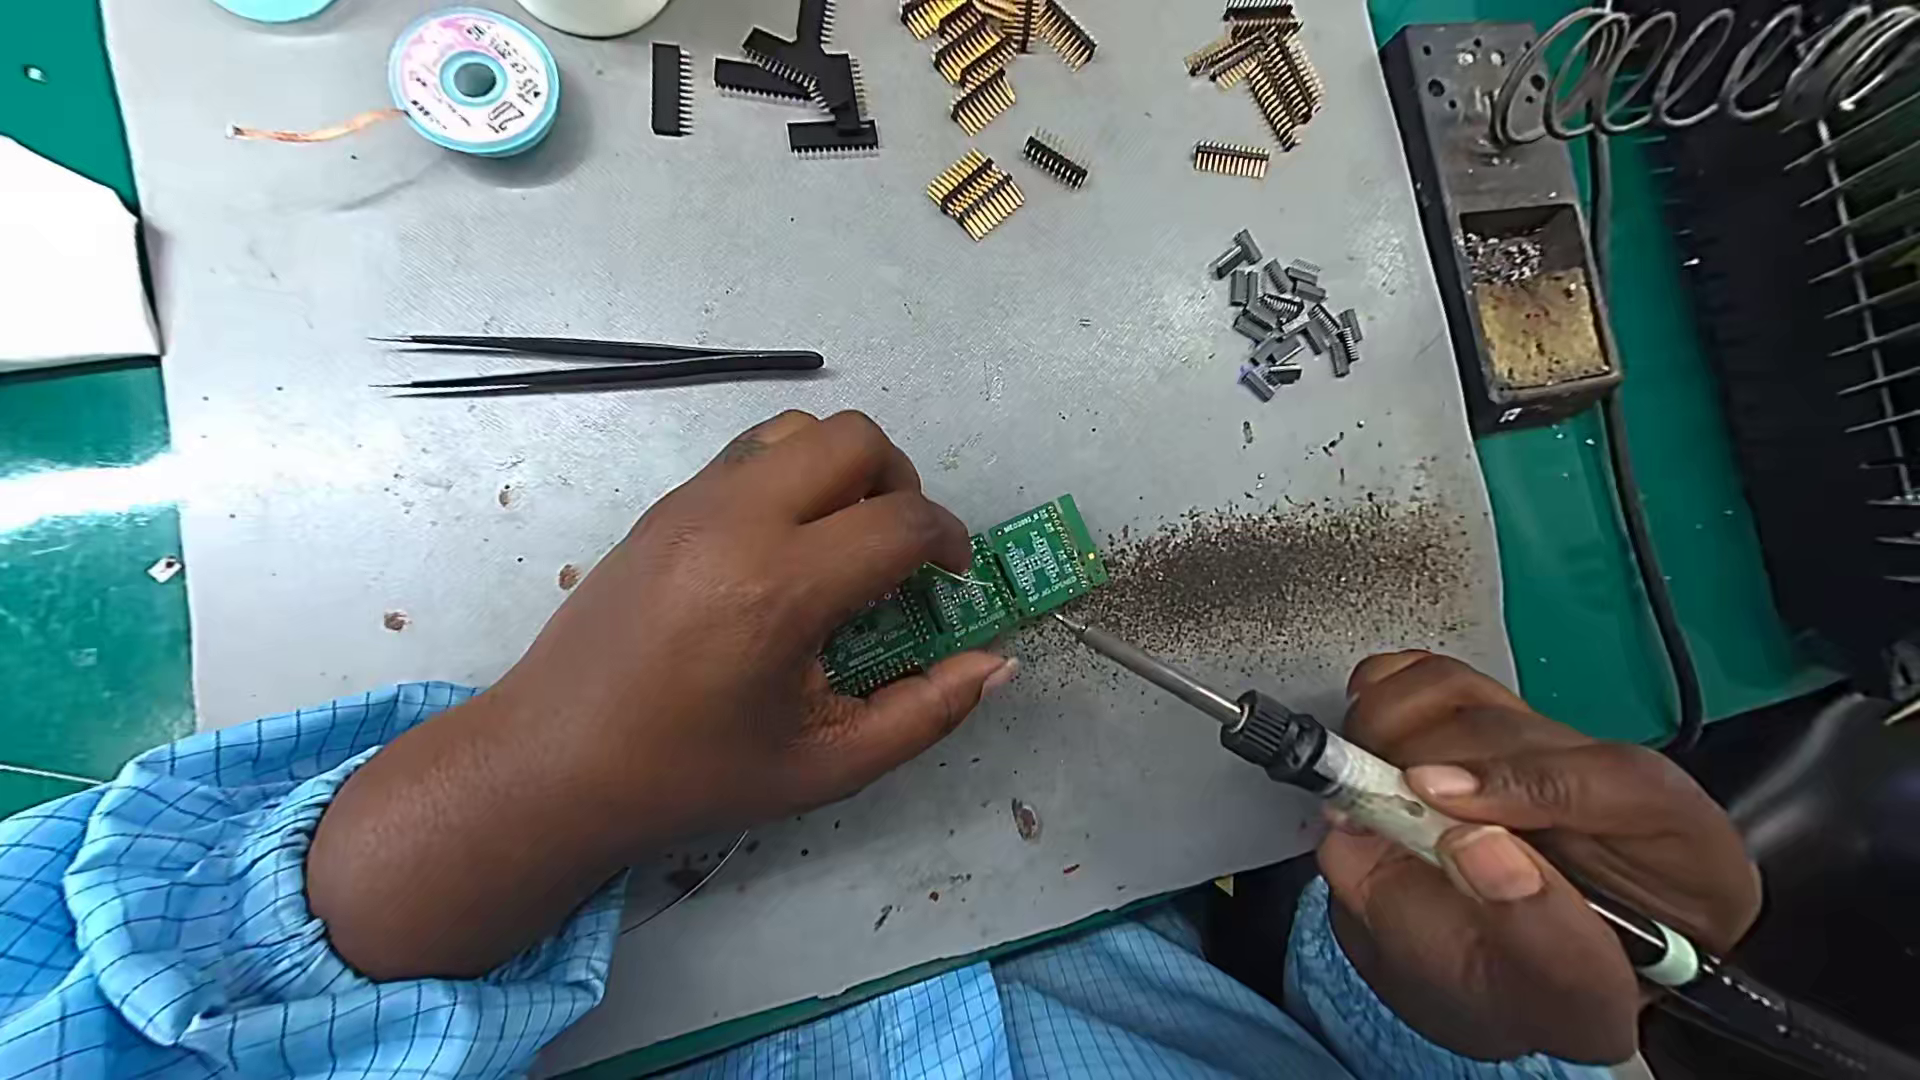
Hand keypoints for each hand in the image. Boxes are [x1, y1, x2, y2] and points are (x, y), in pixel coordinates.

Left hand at [313, 410, 1013, 978]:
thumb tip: (998, 665)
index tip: (952, 574)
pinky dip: (799, 469)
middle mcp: (738, 521)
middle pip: (857, 440)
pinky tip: (792, 534)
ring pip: (804, 429)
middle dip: (904, 483)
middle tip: (900, 547)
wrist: (549, 764)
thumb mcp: (829, 766)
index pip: (902, 522)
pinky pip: (756, 448)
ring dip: (849, 468)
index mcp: (780, 591)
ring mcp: (695, 500)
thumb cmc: (695, 775)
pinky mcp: (669, 501)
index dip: (949, 539)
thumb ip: (927, 713)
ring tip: (847, 533)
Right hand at [1317, 652, 1758, 1063]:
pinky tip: (1366, 731)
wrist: (1468, 951)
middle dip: (1418, 759)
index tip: (1430, 794)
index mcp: (1666, 847)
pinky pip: (1411, 670)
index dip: (1519, 779)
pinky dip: (1375, 689)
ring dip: (1384, 726)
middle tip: (1372, 803)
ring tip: (1365, 775)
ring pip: (1448, 686)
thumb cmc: (1521, 980)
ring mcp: (1515, 727)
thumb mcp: (1555, 1001)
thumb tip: (1474, 846)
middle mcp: (1590, 770)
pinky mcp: (1455, 708)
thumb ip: (1538, 939)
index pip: (1616, 781)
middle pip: (1503, 726)